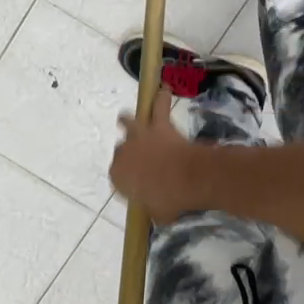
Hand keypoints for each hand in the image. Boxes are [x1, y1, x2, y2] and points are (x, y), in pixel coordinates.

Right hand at [110, 91, 203, 225]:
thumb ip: (153, 208)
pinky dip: (161, 99)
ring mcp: (140, 136)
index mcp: (118, 176)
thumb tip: (158, 209)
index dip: (128, 180)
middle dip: (129, 155)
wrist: (186, 179)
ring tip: (127, 119)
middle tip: (142, 162)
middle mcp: (123, 152)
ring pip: (129, 123)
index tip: (138, 186)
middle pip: (121, 150)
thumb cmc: (169, 201)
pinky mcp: (158, 125)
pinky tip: (163, 89)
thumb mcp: (158, 214)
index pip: (118, 177)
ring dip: (128, 122)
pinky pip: (158, 107)